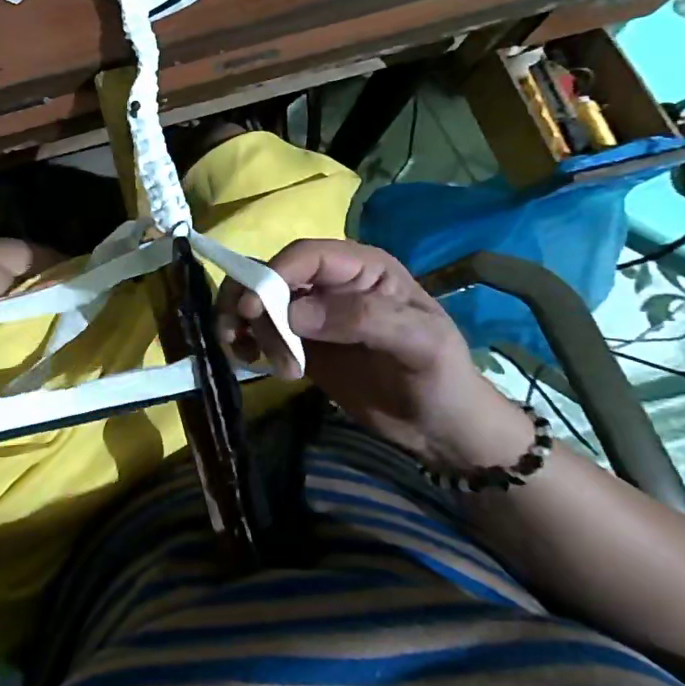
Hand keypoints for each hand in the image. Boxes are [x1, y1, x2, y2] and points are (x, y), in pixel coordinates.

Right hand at [216, 239, 529, 471]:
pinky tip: (247, 360)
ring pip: (257, 302)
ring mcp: (312, 315)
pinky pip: (259, 330)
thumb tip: (294, 313)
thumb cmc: (441, 378)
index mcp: (363, 268)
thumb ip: (363, 318)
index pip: (305, 255)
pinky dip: (243, 340)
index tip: (252, 310)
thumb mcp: (419, 342)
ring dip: (248, 329)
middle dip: (251, 305)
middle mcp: (331, 283)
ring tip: (262, 364)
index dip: (274, 274)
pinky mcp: (300, 344)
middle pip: (271, 275)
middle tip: (245, 342)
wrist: (441, 430)